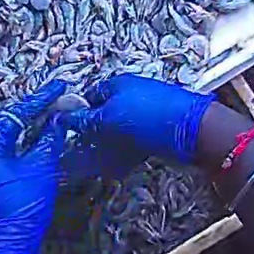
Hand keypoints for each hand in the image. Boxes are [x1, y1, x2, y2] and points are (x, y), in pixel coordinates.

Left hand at [0, 81, 74, 253]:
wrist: (0, 251)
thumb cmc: (19, 210)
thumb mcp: (40, 169)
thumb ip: (49, 138)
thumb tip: (57, 119)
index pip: (17, 112)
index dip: (41, 100)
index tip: (57, 89)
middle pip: (3, 123)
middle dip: (28, 114)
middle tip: (51, 105)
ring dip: (17, 131)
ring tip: (40, 123)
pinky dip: (7, 148)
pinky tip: (22, 148)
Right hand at [63, 75, 214, 170]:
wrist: (193, 131)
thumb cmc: (148, 117)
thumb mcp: (109, 117)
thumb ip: (84, 119)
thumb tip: (60, 119)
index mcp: (116, 85)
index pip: (88, 96)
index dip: (75, 113)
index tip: (64, 132)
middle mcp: (129, 97)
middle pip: (102, 116)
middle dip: (90, 134)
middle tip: (78, 153)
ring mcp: (143, 116)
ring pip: (116, 133)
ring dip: (104, 148)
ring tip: (93, 165)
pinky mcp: (154, 134)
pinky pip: (131, 144)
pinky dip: (121, 155)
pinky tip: (115, 168)